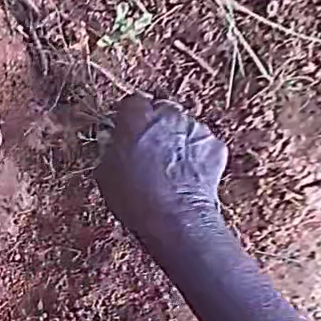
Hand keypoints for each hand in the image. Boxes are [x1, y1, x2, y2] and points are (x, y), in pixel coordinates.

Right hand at [97, 94, 227, 236]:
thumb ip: (108, 149)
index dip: (128, 116)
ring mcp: (195, 129)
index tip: (124, 128)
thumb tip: (110, 140)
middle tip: (145, 149)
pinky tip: (184, 176)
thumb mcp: (105, 174)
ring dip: (175, 140)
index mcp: (136, 118)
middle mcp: (168, 116)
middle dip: (154, 126)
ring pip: (183, 127)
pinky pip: (202, 144)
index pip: (131, 102)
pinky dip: (195, 155)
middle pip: (161, 110)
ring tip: (166, 168)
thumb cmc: (135, 198)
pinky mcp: (215, 146)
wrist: (174, 218)